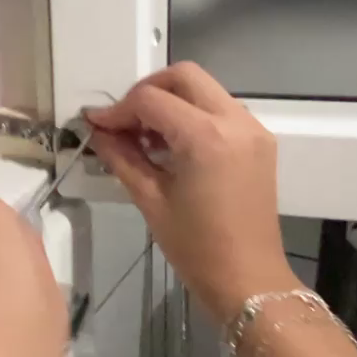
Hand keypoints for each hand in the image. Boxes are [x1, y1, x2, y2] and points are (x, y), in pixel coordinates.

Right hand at [86, 62, 295, 323]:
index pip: (151, 100)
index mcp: (206, 137)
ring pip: (205, 88)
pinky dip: (193, 114)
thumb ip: (122, 156)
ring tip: (145, 136)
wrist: (249, 280)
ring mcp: (252, 129)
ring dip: (171, 101)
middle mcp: (235, 121)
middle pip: (183, 76)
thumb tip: (98, 131)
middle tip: (124, 121)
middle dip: (148, 91)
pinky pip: (221, 109)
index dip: (118, 110)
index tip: (96, 126)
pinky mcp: (260, 141)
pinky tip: (173, 145)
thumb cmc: (196, 247)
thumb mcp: (150, 199)